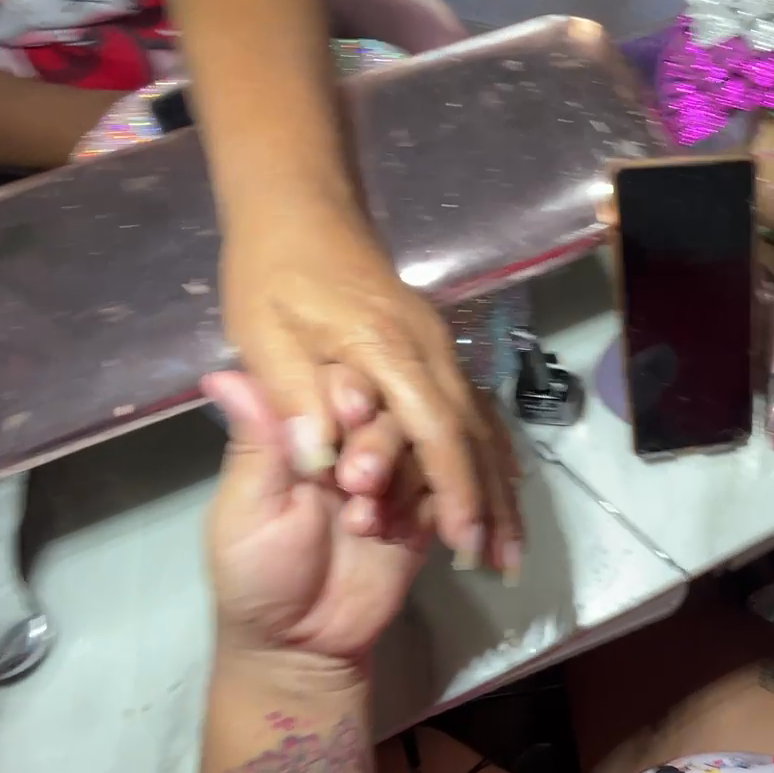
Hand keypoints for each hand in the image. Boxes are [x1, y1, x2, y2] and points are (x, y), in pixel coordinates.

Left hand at [203, 371, 428, 672]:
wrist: (306, 644)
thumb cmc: (258, 575)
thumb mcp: (248, 509)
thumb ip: (257, 443)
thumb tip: (226, 372)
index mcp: (309, 433)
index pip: (339, 384)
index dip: (349, 393)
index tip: (348, 413)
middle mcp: (357, 445)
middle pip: (394, 412)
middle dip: (380, 444)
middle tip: (357, 484)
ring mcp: (397, 476)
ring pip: (427, 448)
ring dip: (402, 482)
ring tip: (369, 524)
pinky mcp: (429, 509)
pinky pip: (450, 489)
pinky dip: (432, 507)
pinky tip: (400, 533)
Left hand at [219, 210, 521, 576]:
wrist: (302, 211)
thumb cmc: (271, 275)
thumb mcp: (260, 332)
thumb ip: (288, 397)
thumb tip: (322, 460)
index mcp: (387, 350)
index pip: (434, 428)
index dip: (452, 487)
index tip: (465, 537)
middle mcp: (431, 355)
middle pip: (473, 434)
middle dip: (487, 501)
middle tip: (499, 561)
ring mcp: (445, 355)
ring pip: (486, 429)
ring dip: (500, 490)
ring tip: (513, 548)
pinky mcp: (445, 358)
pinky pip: (482, 415)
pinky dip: (496, 458)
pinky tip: (508, 491)